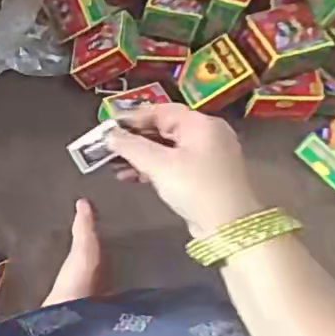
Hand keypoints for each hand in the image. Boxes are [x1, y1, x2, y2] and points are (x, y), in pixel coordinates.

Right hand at [106, 103, 265, 235]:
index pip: (160, 111)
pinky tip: (132, 177)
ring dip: (140, 155)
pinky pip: (173, 163)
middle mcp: (206, 134)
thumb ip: (131, 146)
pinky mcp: (204, 174)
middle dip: (134, 139)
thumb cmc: (194, 187)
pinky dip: (153, 167)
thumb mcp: (159, 164)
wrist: (227, 224)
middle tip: (108, 146)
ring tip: (114, 165)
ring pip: (167, 148)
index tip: (107, 125)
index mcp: (200, 124)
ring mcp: (207, 155)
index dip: (132, 117)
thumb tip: (109, 135)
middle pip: (164, 128)